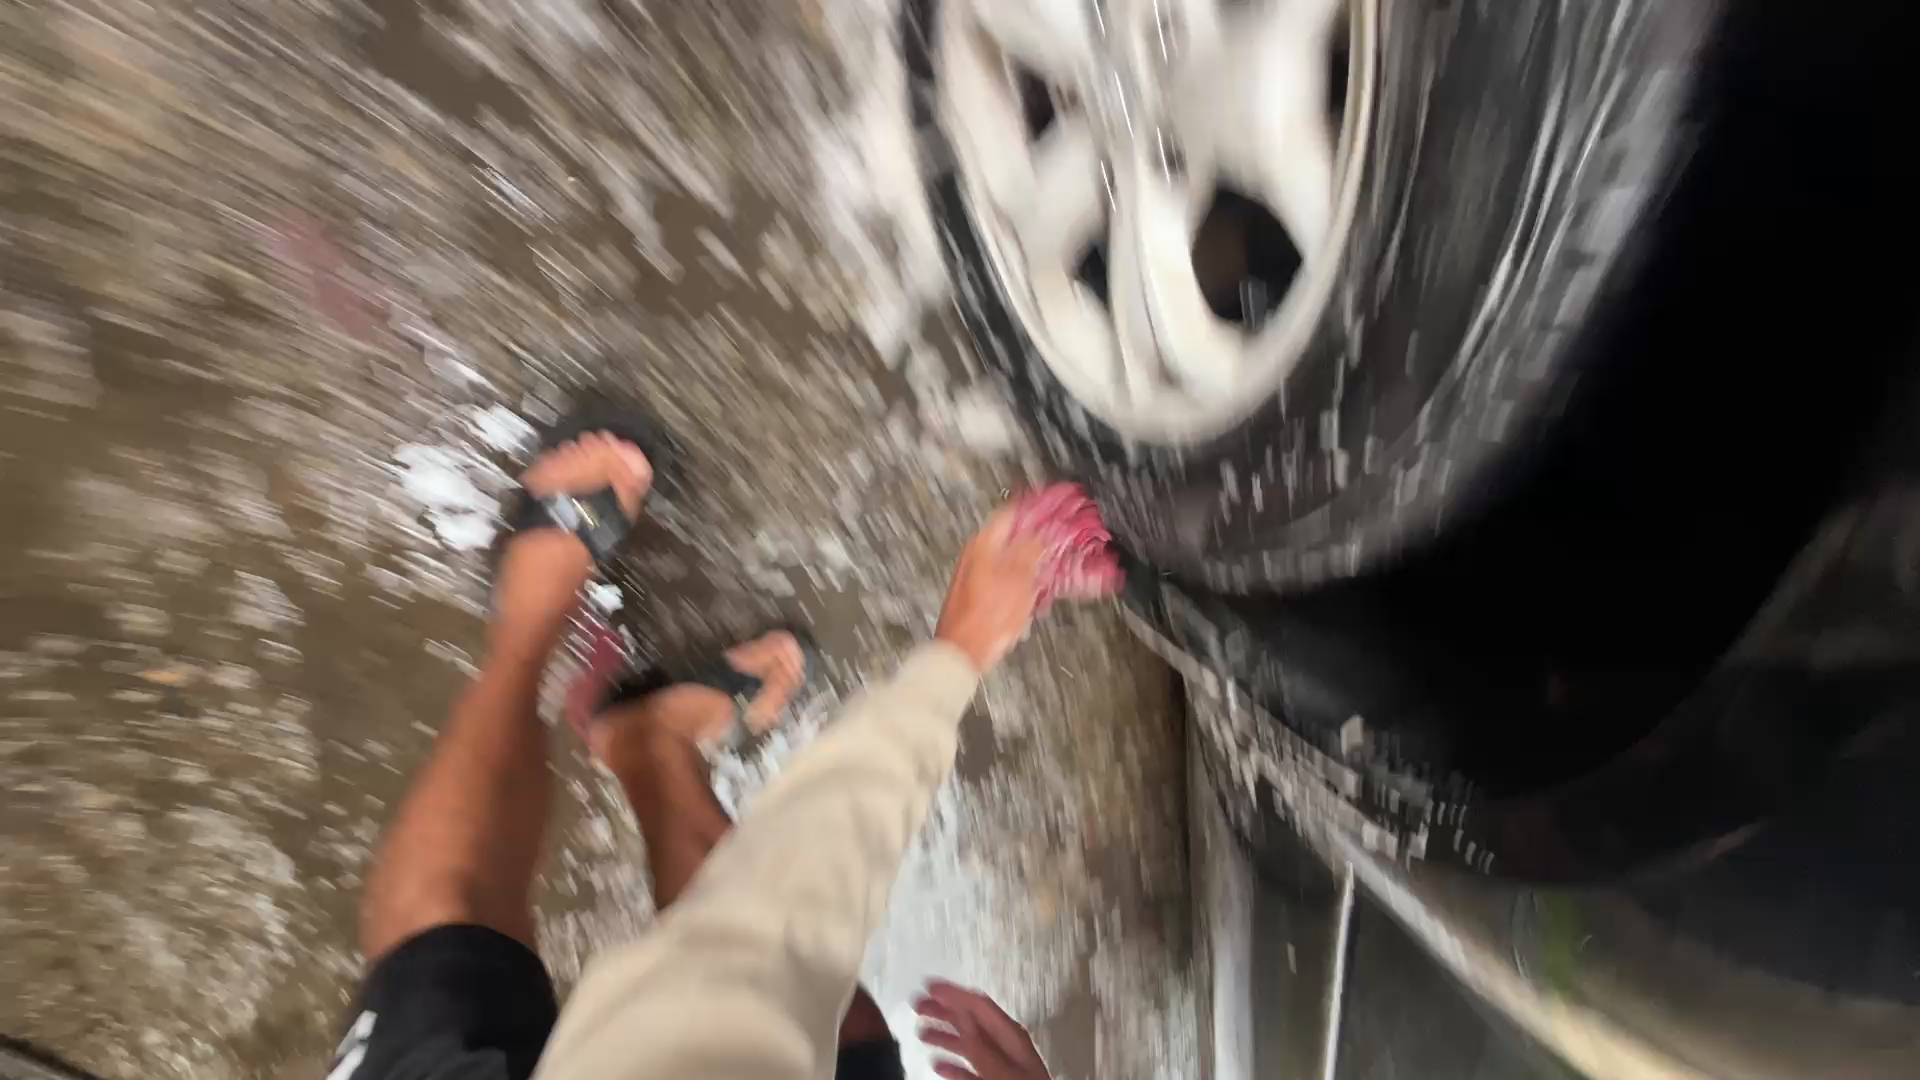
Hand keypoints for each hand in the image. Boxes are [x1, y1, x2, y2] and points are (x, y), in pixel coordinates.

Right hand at [914, 981, 1050, 1079]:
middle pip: (970, 1019)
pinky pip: (971, 1068)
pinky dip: (953, 1065)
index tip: (929, 985)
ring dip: (944, 1035)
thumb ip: (982, 1045)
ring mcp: (1001, 1064)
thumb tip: (962, 1016)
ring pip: (968, 1043)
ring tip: (922, 1032)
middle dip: (943, 1009)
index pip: (977, 1003)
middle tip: (918, 1004)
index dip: (952, 992)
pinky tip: (939, 1066)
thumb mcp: (1003, 1070)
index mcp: (1010, 1035)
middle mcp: (1005, 1045)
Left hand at [934, 509, 1044, 672]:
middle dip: (1035, 539)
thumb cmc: (985, 619)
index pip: (1012, 513)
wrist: (962, 651)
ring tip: (1047, 571)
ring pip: (1008, 558)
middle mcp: (975, 555)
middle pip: (1010, 536)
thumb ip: (1030, 550)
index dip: (1034, 509)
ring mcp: (973, 574)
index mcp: (983, 544)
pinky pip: (1002, 578)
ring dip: (1028, 562)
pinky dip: (1018, 581)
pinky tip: (1030, 594)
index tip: (1052, 506)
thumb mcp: (1019, 580)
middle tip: (1055, 540)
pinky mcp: (975, 592)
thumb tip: (1040, 533)